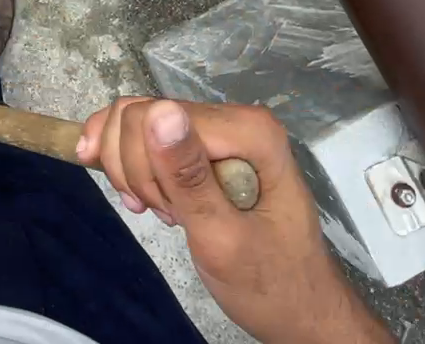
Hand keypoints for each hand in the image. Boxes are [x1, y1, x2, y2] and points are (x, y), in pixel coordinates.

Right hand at [78, 97, 391, 343]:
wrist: (298, 313)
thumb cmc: (268, 285)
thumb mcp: (223, 239)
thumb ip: (189, 178)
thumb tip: (158, 111)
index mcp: (248, 130)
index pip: (153, 116)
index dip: (144, 167)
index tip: (169, 215)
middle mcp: (231, 116)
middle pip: (138, 115)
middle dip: (136, 170)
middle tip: (166, 214)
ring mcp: (216, 126)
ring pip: (132, 120)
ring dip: (130, 170)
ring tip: (161, 209)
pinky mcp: (201, 141)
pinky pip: (140, 129)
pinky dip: (126, 161)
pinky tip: (136, 192)